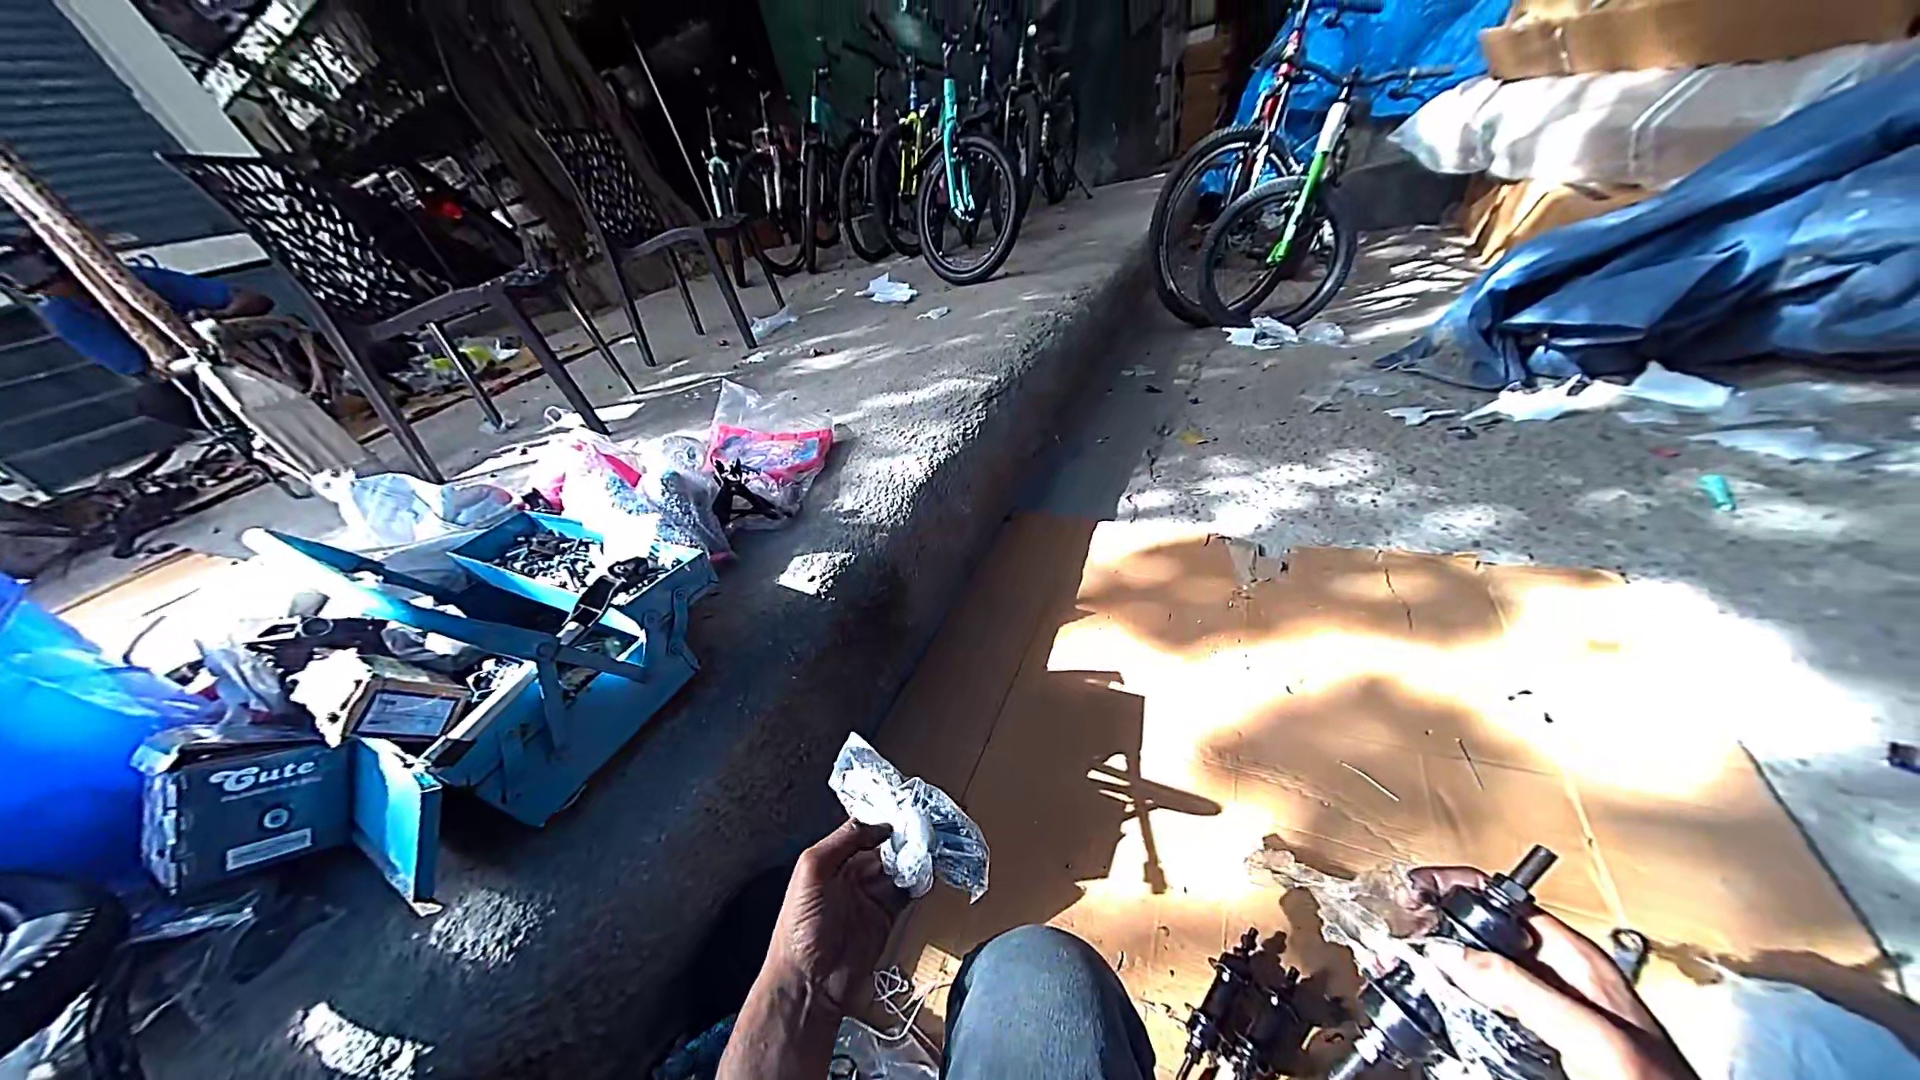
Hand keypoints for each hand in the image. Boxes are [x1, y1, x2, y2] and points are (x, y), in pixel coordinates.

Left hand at [719, 821, 910, 1079]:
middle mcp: (854, 873)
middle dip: (903, 837)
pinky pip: (908, 892)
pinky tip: (926, 872)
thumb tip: (879, 824)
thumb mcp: (812, 870)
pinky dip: (919, 881)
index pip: (863, 830)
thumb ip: (843, 840)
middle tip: (923, 826)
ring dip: (914, 857)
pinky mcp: (887, 916)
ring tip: (929, 846)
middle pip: (886, 846)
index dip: (883, 820)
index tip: (904, 809)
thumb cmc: (800, 926)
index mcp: (833, 859)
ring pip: (900, 866)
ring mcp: (872, 895)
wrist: (808, 984)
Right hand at [1411, 867, 1697, 1079]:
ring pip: (1465, 971)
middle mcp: (1550, 978)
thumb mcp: (1595, 1039)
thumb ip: (1523, 988)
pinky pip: (1468, 1009)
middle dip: (1428, 927)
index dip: (1451, 887)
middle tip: (1393, 932)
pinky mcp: (1523, 1044)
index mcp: (1572, 960)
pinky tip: (1416, 1001)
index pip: (1498, 899)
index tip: (1410, 893)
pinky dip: (1436, 998)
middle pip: (1473, 932)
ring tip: (1393, 964)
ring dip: (1425, 963)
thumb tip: (1448, 952)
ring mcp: (1537, 1013)